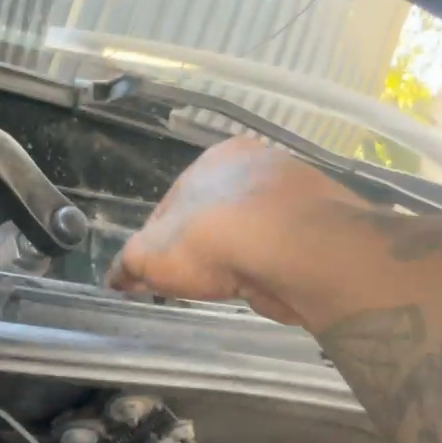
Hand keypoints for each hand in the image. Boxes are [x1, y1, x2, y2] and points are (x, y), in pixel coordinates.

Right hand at [106, 137, 363, 322]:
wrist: (297, 253)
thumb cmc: (209, 242)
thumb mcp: (143, 257)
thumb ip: (124, 266)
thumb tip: (118, 277)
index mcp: (215, 158)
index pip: (170, 207)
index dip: (157, 244)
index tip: (155, 270)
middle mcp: (260, 162)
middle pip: (211, 216)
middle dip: (197, 248)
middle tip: (187, 280)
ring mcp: (298, 187)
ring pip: (247, 229)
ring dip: (232, 255)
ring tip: (222, 284)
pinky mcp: (324, 217)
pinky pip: (279, 244)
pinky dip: (264, 262)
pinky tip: (254, 281)